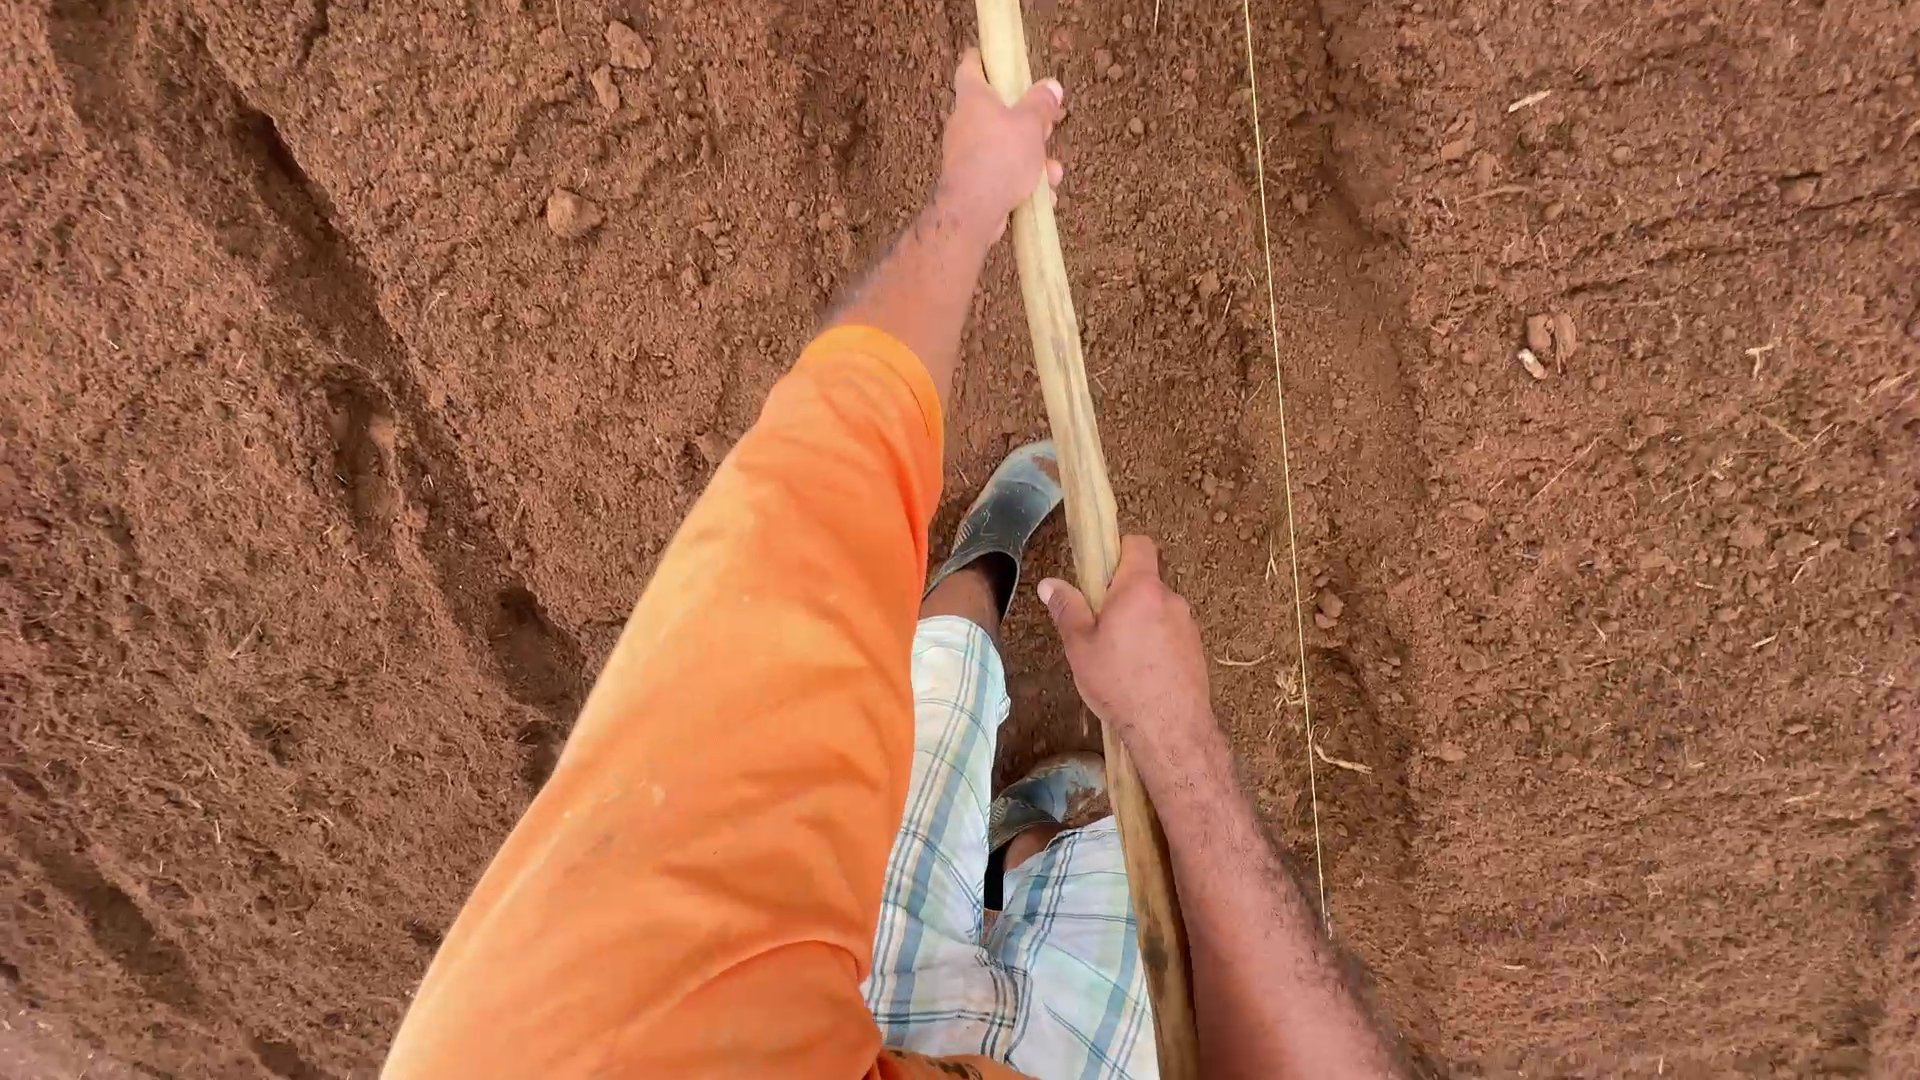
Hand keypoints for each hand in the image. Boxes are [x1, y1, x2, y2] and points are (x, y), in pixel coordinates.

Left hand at [935, 48, 1064, 245]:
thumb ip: (1042, 104)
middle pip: (998, 113)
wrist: (973, 213)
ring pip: (1004, 151)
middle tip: (1048, 129)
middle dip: (1028, 124)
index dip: (986, 59)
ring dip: (1033, 161)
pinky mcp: (972, 187)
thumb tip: (1051, 87)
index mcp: (974, 98)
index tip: (1002, 60)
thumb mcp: (1030, 125)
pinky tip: (1043, 197)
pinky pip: (1001, 178)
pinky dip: (1023, 185)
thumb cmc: (1000, 158)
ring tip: (1053, 174)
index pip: (972, 66)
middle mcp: (964, 125)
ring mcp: (966, 158)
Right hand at [1038, 536, 1215, 757]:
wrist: (1170, 729)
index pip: (1138, 544)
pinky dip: (1155, 643)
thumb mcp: (1080, 646)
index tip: (1100, 571)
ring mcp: (1187, 624)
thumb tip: (1050, 584)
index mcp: (1140, 589)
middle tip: (1099, 625)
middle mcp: (1169, 599)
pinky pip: (1170, 633)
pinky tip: (1138, 672)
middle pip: (1144, 581)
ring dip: (1139, 622)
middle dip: (1122, 595)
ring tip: (1118, 656)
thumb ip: (1067, 609)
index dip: (1119, 549)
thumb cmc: (1120, 683)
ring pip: (1156, 609)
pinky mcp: (1196, 649)